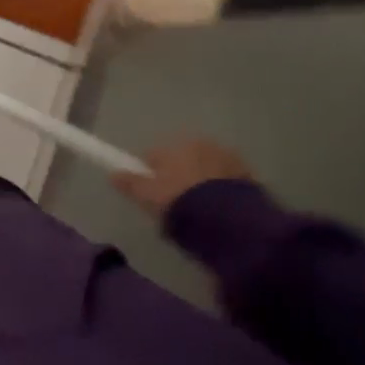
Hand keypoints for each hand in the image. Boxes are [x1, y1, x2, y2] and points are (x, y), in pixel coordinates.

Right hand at [113, 139, 251, 219]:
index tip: (150, 194)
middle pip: (183, 160)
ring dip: (202, 184)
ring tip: (199, 213)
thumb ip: (130, 183)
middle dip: (179, 177)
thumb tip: (113, 174)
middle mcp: (204, 144)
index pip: (155, 155)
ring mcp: (230, 160)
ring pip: (206, 171)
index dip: (150, 175)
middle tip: (175, 205)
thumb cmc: (179, 201)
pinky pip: (227, 184)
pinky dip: (221, 194)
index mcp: (176, 145)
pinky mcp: (251, 178)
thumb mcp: (147, 196)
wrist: (228, 220)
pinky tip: (217, 214)